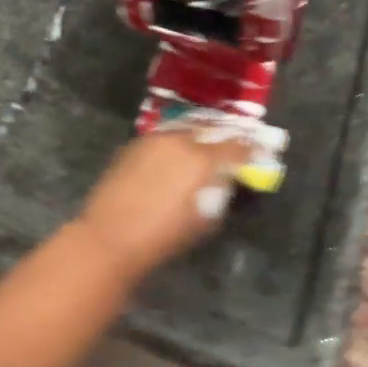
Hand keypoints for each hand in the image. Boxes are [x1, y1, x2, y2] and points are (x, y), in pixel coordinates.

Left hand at [75, 126, 253, 281]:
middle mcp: (179, 141)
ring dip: (198, 135)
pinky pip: (163, 137)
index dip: (248, 147)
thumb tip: (224, 180)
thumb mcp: (203, 220)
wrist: (110, 236)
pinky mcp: (134, 144)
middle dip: (224, 134)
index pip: (234, 145)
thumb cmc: (162, 237)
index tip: (258, 150)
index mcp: (201, 159)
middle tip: (234, 140)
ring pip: (184, 130)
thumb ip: (219, 192)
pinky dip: (175, 142)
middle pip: (209, 129)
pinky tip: (175, 154)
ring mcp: (154, 139)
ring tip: (205, 144)